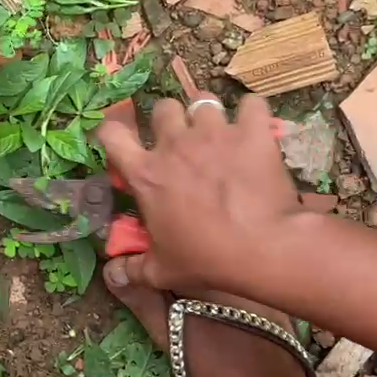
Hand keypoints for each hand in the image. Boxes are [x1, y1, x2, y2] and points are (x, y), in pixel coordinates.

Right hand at [97, 92, 307, 292]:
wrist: (265, 248)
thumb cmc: (206, 259)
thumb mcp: (162, 271)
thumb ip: (132, 269)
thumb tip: (112, 274)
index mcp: (146, 174)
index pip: (111, 135)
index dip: (112, 132)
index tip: (123, 141)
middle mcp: (174, 145)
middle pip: (163, 108)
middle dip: (170, 119)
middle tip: (181, 140)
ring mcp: (214, 133)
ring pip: (204, 102)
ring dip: (209, 116)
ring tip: (220, 133)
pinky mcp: (253, 131)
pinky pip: (251, 105)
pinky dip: (253, 114)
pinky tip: (256, 128)